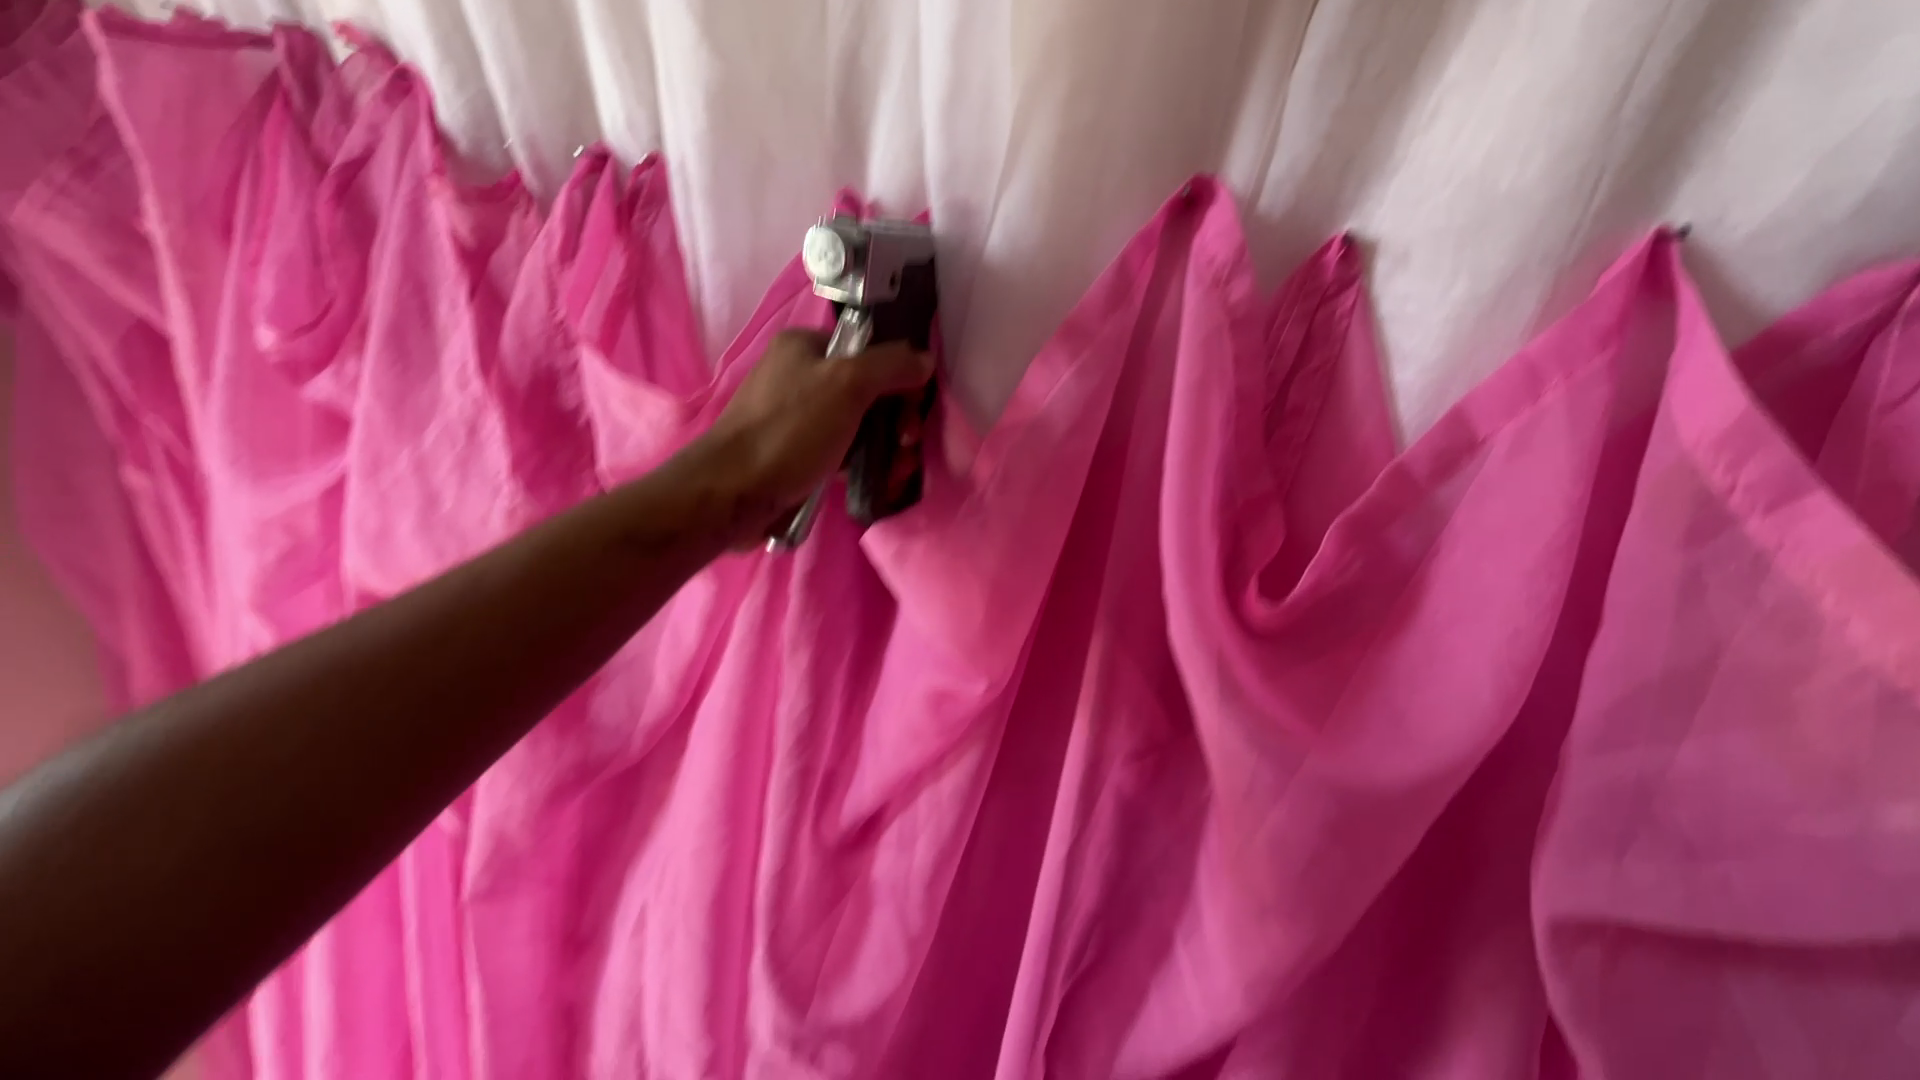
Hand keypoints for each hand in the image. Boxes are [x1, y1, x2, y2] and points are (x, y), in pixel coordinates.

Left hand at [699, 329, 934, 530]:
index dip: (899, 379)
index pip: (869, 351)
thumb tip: (924, 358)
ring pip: (859, 426)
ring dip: (886, 449)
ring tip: (896, 474)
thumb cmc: (790, 430)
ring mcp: (798, 419)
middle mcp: (800, 377)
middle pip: (869, 392)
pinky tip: (880, 484)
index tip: (912, 412)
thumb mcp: (846, 384)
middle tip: (906, 448)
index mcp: (805, 347)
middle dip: (897, 422)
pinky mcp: (798, 455)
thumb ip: (890, 365)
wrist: (733, 492)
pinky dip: (863, 466)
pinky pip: (842, 453)